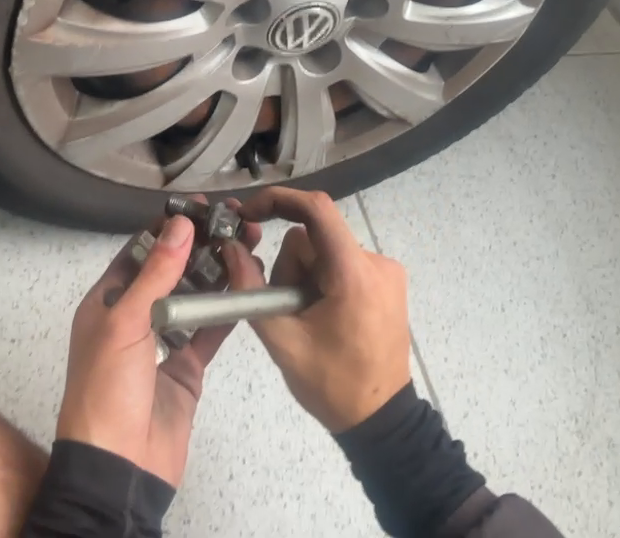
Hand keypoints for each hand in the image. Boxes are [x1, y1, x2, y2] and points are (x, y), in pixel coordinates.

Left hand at [55, 205, 260, 485]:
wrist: (119, 469)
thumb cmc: (107, 389)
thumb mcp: (126, 324)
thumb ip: (156, 273)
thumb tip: (181, 224)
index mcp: (107, 303)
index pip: (140, 252)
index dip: (168, 229)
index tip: (202, 209)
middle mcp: (134, 318)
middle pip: (171, 272)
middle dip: (200, 248)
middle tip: (235, 225)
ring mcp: (161, 344)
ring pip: (193, 299)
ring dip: (217, 276)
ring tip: (247, 249)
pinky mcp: (185, 369)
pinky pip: (208, 333)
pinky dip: (226, 313)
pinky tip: (248, 291)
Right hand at [224, 188, 412, 432]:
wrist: (382, 420)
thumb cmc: (332, 385)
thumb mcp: (282, 340)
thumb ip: (250, 289)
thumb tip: (230, 247)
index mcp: (353, 272)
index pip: (316, 209)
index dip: (279, 200)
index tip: (248, 212)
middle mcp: (376, 261)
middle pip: (315, 238)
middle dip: (291, 267)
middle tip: (287, 309)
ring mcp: (387, 271)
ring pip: (326, 251)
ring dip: (307, 276)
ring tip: (308, 319)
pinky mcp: (389, 282)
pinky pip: (343, 263)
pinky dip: (324, 281)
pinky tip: (325, 316)